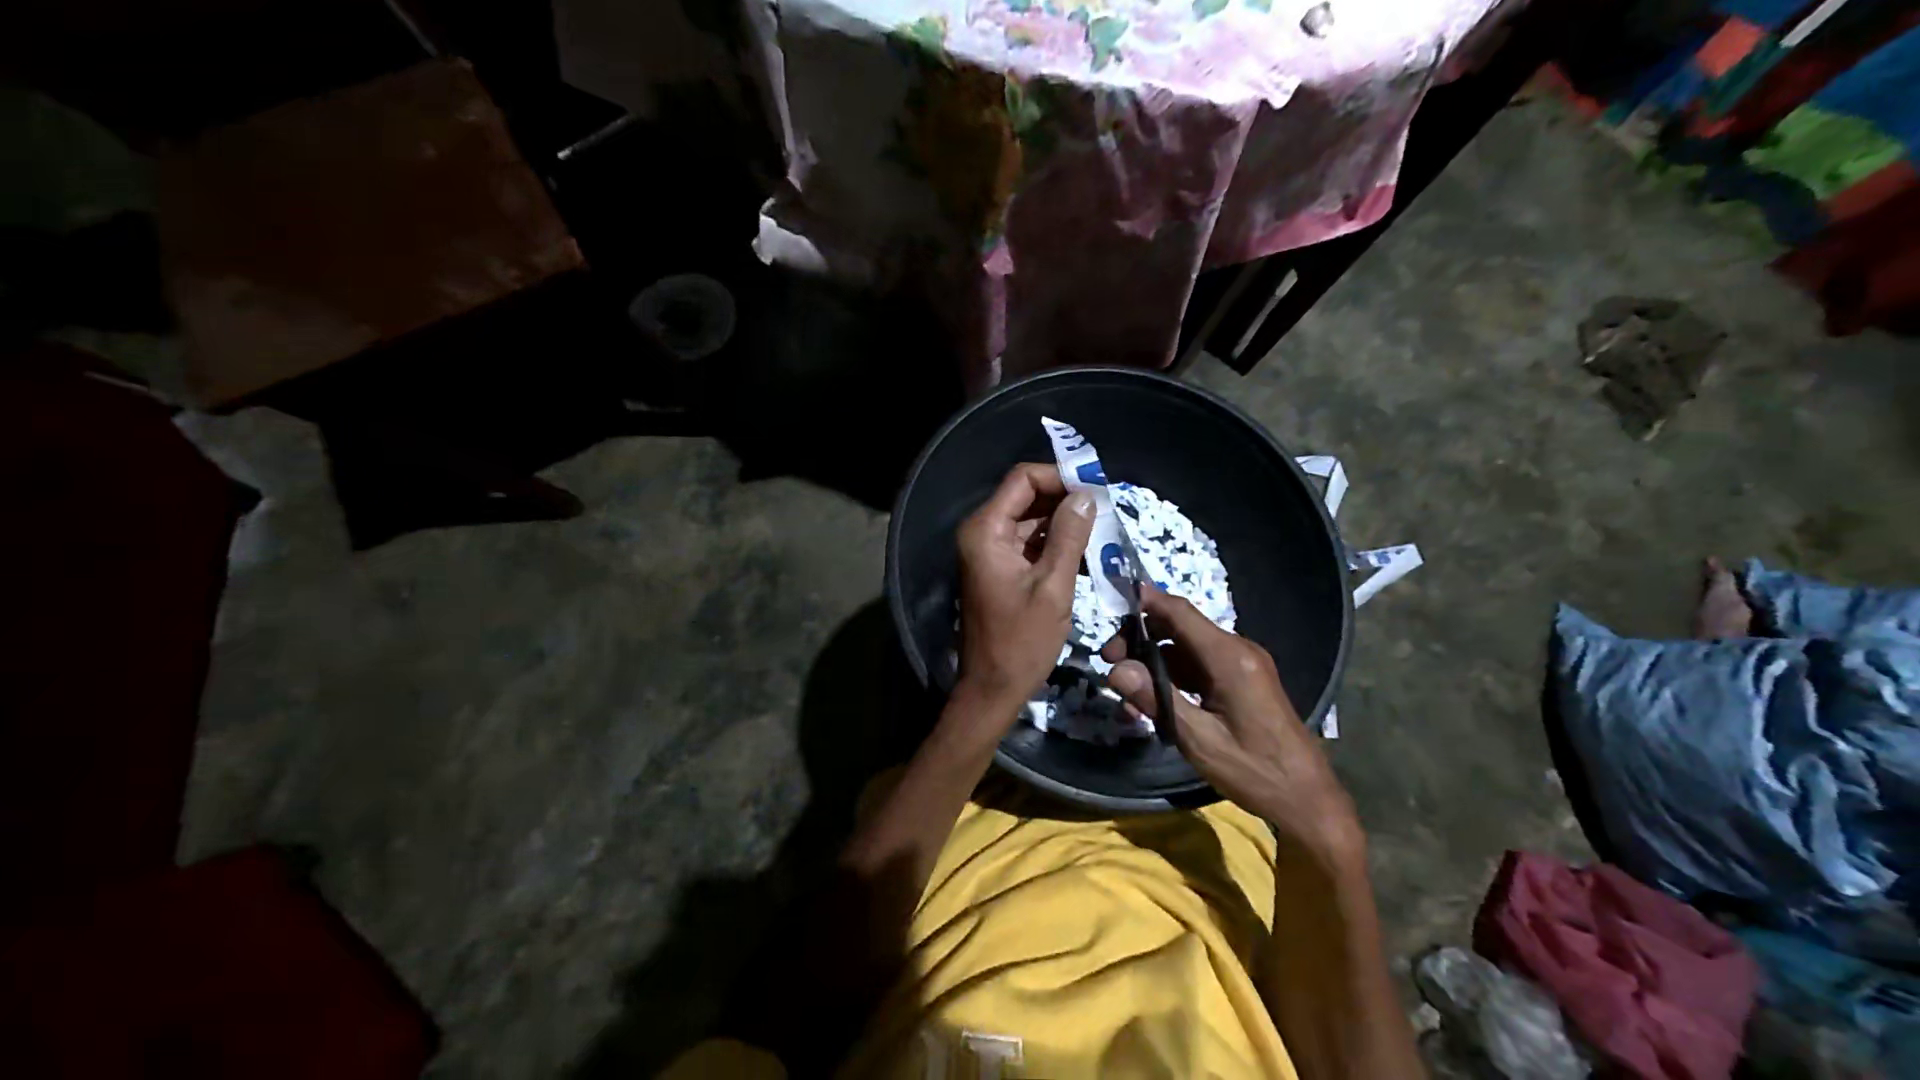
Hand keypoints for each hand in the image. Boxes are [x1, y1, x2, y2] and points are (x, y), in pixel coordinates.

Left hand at [955, 464, 1095, 716]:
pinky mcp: (1000, 569)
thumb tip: (1087, 495)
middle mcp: (982, 533)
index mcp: (985, 531)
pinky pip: (1031, 543)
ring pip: (1032, 520)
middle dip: (1067, 500)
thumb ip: (1070, 537)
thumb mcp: (1053, 587)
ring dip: (1066, 524)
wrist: (992, 687)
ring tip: (1104, 532)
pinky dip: (1057, 544)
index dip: (1060, 478)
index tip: (1097, 490)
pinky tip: (1089, 553)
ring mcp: (990, 551)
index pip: (1023, 480)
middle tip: (1107, 511)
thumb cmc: (1021, 641)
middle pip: (1027, 497)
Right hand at [1103, 588, 1363, 864]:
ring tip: (1125, 692)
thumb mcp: (1199, 739)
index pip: (1180, 613)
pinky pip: (1198, 668)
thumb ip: (1157, 699)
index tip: (1112, 599)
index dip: (1146, 601)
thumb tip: (1116, 669)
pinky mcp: (1241, 681)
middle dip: (1140, 639)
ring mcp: (1241, 665)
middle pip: (1178, 628)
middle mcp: (1237, 651)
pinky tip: (1151, 703)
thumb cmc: (1254, 770)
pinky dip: (1171, 678)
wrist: (1306, 798)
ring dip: (1152, 663)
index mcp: (1229, 658)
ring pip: (1184, 650)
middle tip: (1109, 662)